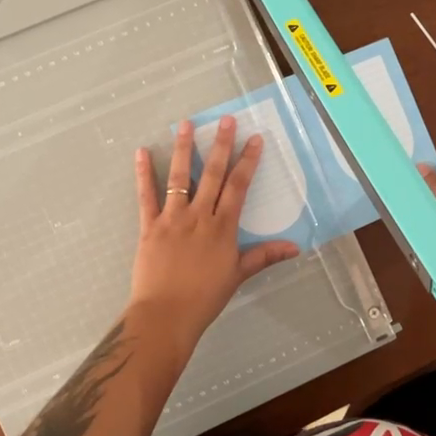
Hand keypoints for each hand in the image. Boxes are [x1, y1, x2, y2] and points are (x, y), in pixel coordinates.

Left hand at [130, 117, 299, 356]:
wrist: (166, 315)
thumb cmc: (205, 298)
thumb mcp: (237, 276)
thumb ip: (263, 257)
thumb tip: (295, 247)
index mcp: (222, 228)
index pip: (238, 187)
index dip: (247, 161)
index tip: (254, 139)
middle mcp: (199, 216)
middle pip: (211, 174)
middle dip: (220, 145)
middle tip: (225, 120)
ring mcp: (172, 219)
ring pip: (179, 177)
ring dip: (183, 149)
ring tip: (185, 124)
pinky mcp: (149, 227)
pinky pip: (146, 196)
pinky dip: (143, 174)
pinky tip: (141, 152)